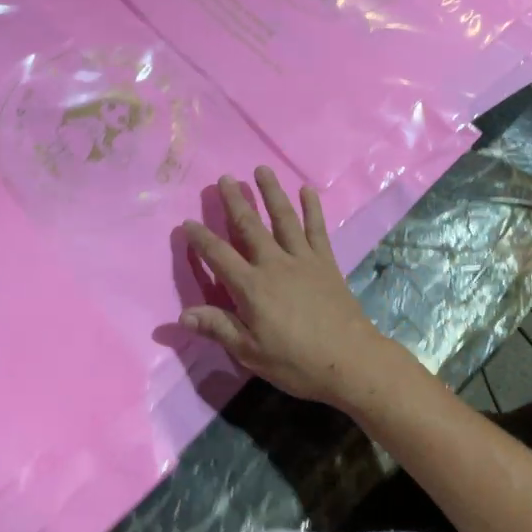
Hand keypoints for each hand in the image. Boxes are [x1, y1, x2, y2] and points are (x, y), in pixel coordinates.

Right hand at [180, 167, 413, 408]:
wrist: (349, 360)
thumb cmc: (295, 362)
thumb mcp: (250, 352)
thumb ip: (218, 327)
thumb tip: (182, 314)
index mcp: (251, 287)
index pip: (219, 256)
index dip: (201, 239)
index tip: (187, 222)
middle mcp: (274, 264)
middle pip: (249, 226)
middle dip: (234, 201)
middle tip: (224, 178)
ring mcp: (302, 259)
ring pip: (283, 218)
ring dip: (271, 192)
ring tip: (261, 169)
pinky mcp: (326, 261)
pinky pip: (317, 229)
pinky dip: (312, 208)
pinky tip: (307, 190)